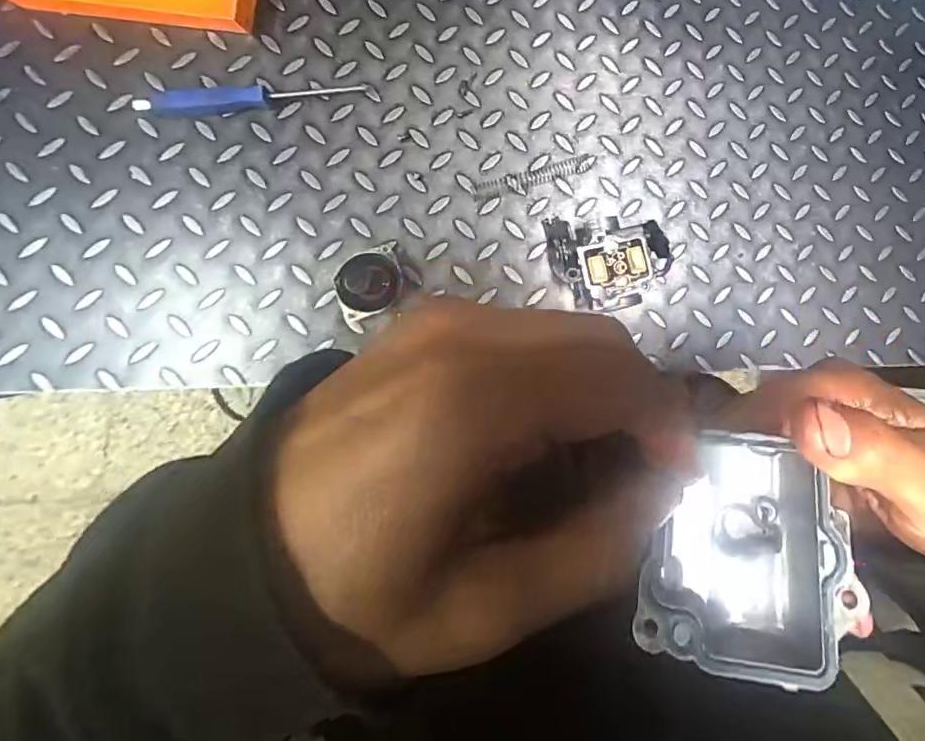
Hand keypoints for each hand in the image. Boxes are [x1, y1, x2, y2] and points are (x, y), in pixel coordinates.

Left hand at [268, 300, 692, 685]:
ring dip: (601, 380)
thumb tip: (663, 490)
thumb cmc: (354, 593)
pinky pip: (527, 328)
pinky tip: (537, 424)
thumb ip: (594, 549)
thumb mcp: (481, 608)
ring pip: (567, 327)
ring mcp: (441, 315)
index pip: (614, 378)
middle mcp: (462, 333)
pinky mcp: (427, 318)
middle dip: (641, 394)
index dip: (666, 418)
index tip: (682, 467)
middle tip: (643, 461)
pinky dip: (559, 367)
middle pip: (600, 338)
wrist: (241, 551)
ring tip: (590, 449)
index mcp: (474, 400)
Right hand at [718, 359, 924, 563]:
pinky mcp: (807, 461)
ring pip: (752, 438)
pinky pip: (767, 464)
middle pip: (753, 413)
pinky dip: (751, 483)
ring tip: (714, 506)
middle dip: (725, 448)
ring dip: (731, 467)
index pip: (771, 396)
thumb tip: (804, 417)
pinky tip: (736, 508)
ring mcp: (810, 430)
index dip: (738, 427)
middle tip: (707, 496)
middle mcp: (818, 398)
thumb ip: (869, 449)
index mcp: (841, 386)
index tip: (711, 470)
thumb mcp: (920, 478)